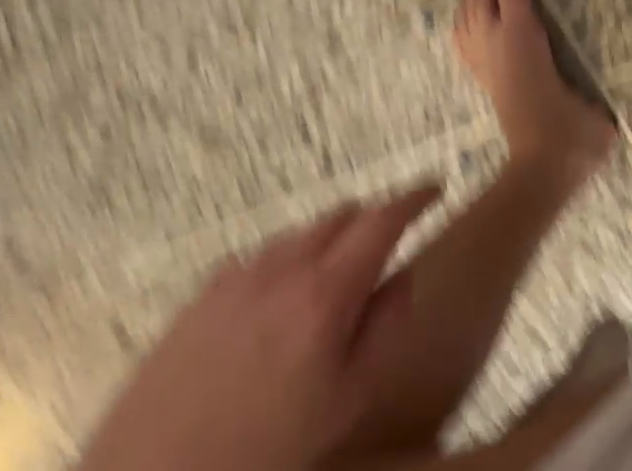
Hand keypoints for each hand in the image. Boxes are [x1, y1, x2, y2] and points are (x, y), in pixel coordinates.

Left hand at [77, 186, 440, 470]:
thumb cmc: (272, 443)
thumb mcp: (353, 393)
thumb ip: (387, 325)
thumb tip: (403, 276)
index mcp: (327, 291)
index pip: (383, 219)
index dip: (415, 197)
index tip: (436, 188)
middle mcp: (281, 271)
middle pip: (339, 216)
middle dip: (372, 217)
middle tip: (392, 237)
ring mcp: (231, 283)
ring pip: (296, 234)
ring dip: (328, 238)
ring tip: (338, 268)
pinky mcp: (194, 304)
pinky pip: (254, 259)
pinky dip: (284, 259)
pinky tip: (280, 293)